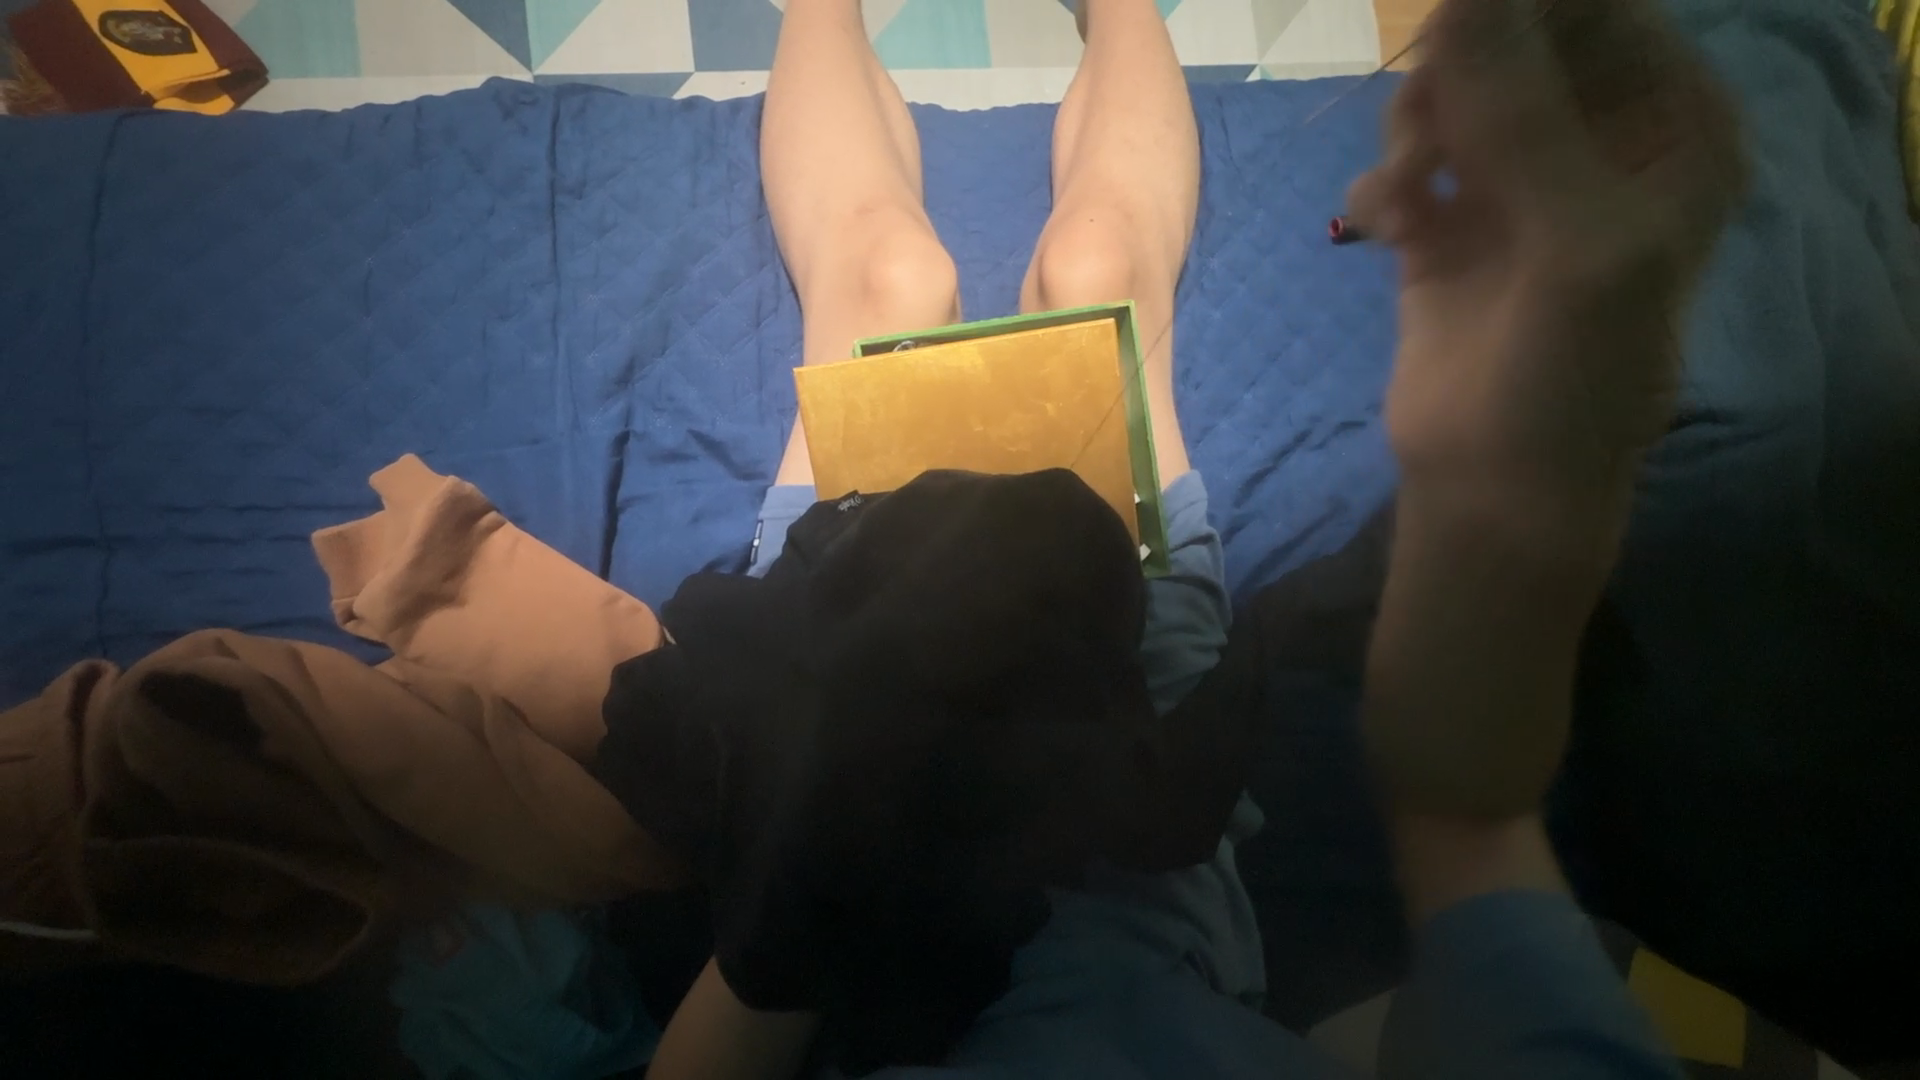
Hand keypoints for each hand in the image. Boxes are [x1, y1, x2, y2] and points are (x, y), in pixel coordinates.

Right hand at [1348, 0, 1745, 571]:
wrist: (1494, 480)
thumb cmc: (1571, 371)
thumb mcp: (1578, 239)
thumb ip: (1525, 118)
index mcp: (1668, 128)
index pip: (1598, 13)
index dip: (1519, 12)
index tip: (1450, 41)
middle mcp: (1591, 149)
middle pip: (1510, 52)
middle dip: (1457, 78)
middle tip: (1430, 136)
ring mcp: (1510, 195)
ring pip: (1446, 109)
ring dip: (1412, 135)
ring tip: (1405, 192)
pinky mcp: (1441, 239)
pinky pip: (1401, 177)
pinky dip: (1382, 192)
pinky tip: (1381, 230)